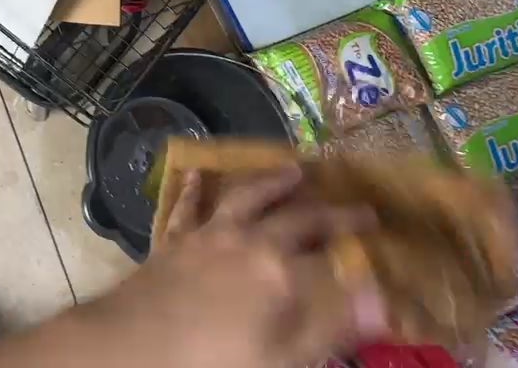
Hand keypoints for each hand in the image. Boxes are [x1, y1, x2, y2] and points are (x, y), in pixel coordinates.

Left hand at [84, 164, 389, 367]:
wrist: (135, 345)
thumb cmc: (215, 361)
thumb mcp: (284, 358)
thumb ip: (331, 326)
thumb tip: (382, 299)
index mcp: (278, 271)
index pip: (327, 246)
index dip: (352, 231)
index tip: (374, 218)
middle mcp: (246, 240)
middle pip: (292, 217)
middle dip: (324, 208)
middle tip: (349, 199)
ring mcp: (206, 235)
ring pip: (243, 198)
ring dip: (269, 182)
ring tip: (290, 169)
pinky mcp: (174, 240)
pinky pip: (187, 207)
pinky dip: (194, 189)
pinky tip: (195, 173)